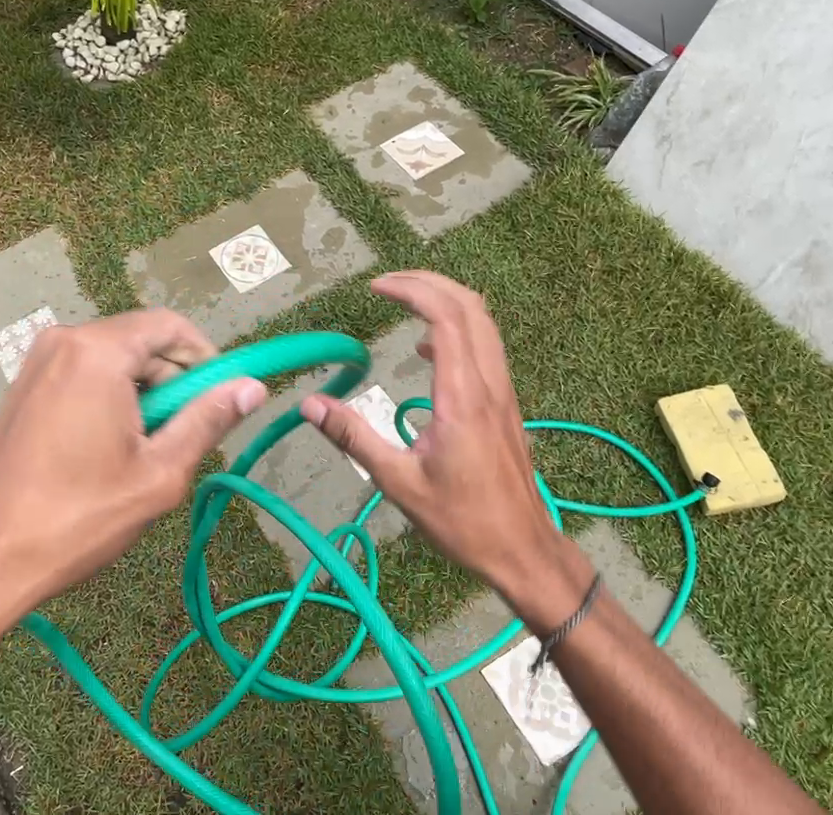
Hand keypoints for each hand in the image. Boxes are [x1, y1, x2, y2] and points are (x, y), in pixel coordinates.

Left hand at [0, 308, 266, 636]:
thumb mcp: (160, 472)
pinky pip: (83, 374)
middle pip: (141, 342)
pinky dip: (108, 399)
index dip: (205, 357)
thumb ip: (208, 420)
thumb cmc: (80, 516)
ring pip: (113, 361)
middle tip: (181, 439)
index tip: (219, 399)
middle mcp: (63, 340)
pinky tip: (105, 451)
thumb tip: (253, 387)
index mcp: (97, 351)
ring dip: (141, 396)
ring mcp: (36, 362)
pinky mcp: (23, 387)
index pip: (170, 326)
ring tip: (142, 454)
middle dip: (171, 383)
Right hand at [299, 272, 588, 623]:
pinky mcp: (505, 404)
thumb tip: (309, 404)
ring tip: (405, 301)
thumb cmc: (461, 521)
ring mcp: (502, 391)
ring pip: (484, 323)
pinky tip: (429, 349)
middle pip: (470, 306)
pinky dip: (458, 328)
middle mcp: (488, 383)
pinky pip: (486, 346)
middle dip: (429, 283)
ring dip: (447, 300)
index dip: (412, 290)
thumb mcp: (398, 483)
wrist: (523, 550)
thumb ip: (354, 438)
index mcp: (462, 396)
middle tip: (387, 283)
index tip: (376, 288)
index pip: (445, 317)